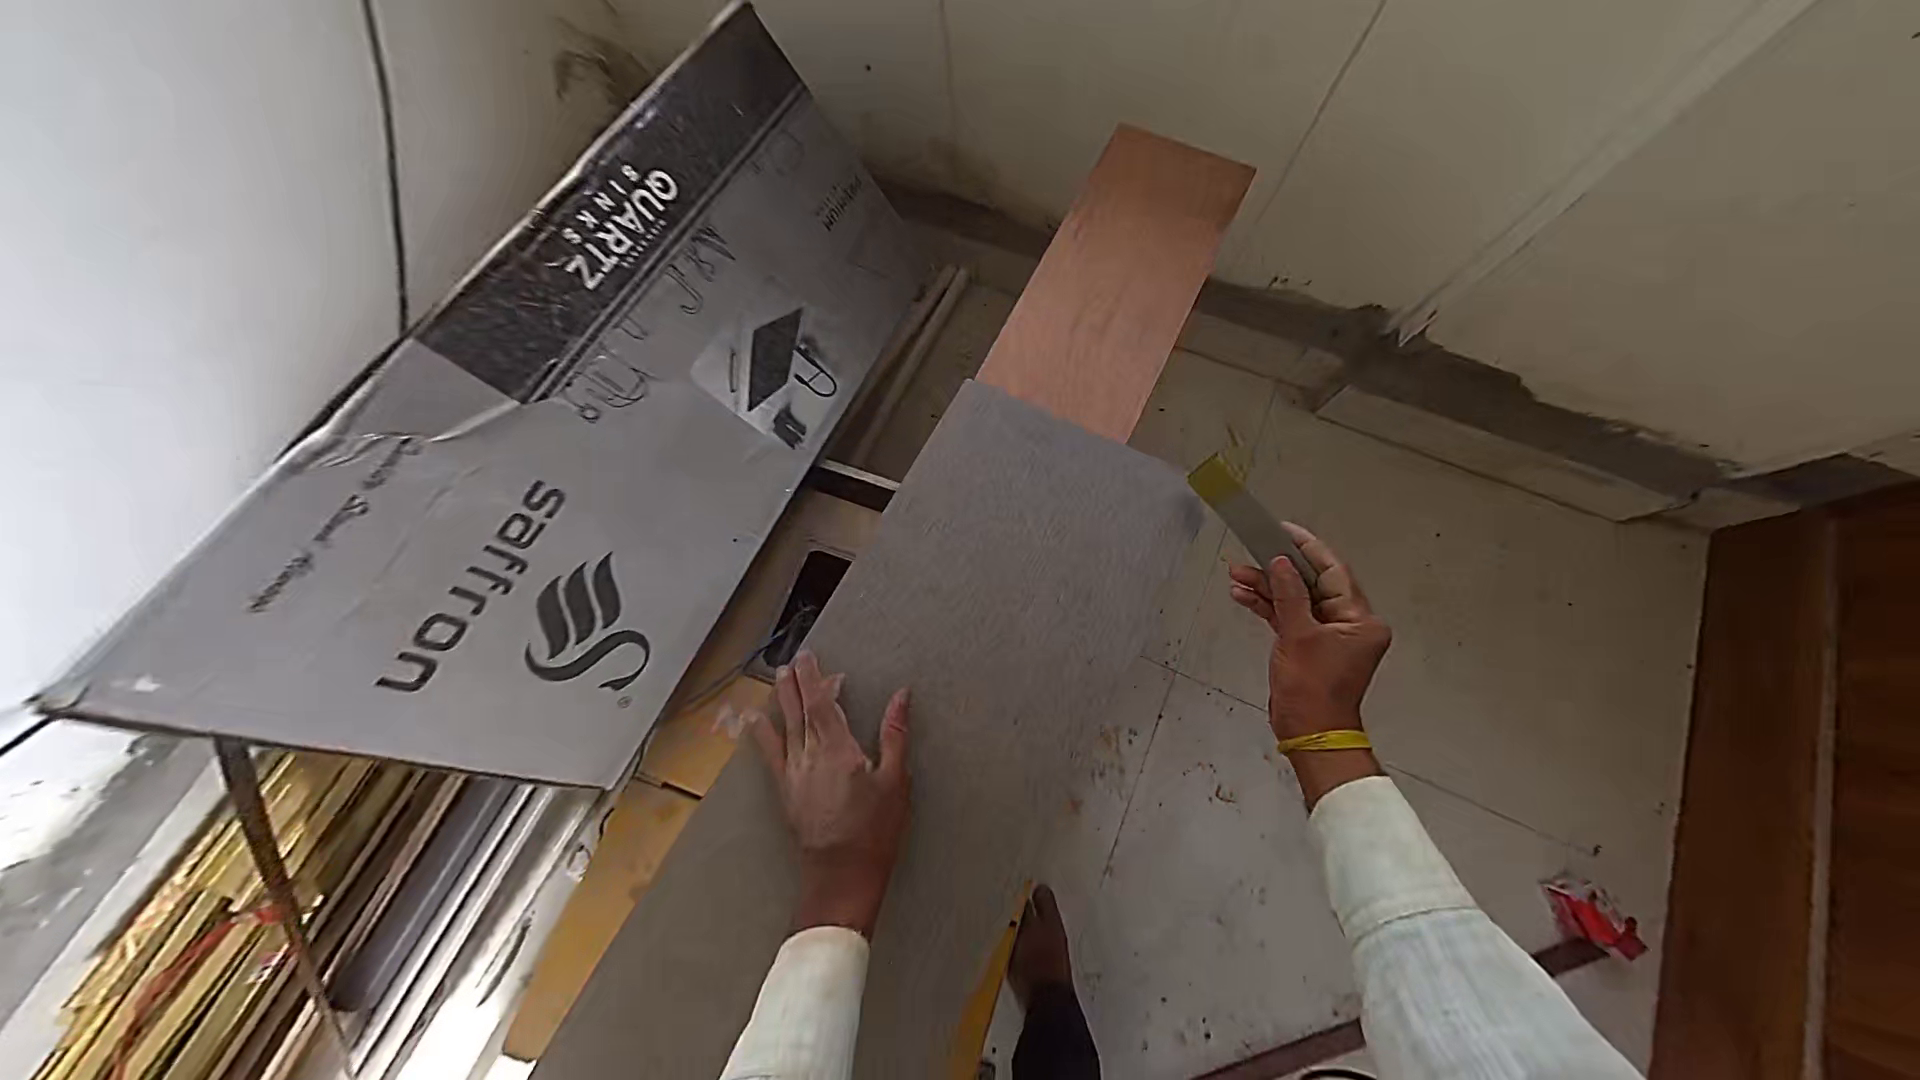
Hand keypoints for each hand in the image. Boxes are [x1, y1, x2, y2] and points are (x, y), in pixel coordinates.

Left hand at [751, 650, 910, 937]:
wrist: (841, 878)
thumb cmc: (874, 832)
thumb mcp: (895, 781)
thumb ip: (895, 734)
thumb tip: (901, 696)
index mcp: (838, 750)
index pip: (822, 703)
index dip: (816, 678)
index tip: (812, 658)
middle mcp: (810, 757)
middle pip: (800, 710)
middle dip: (796, 682)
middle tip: (794, 659)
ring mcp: (794, 774)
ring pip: (784, 727)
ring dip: (781, 699)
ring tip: (778, 677)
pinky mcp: (786, 791)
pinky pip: (770, 755)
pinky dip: (761, 734)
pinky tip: (753, 721)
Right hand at [1228, 523, 1390, 805]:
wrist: (1308, 731)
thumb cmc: (1312, 686)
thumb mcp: (1299, 636)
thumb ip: (1289, 595)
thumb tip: (1281, 562)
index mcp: (1359, 619)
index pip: (1333, 572)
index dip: (1308, 549)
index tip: (1284, 530)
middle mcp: (1347, 622)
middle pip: (1310, 584)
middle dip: (1278, 570)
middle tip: (1249, 553)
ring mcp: (1325, 634)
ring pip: (1294, 600)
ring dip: (1266, 588)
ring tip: (1235, 575)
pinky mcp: (1305, 645)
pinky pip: (1286, 617)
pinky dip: (1266, 606)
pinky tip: (1242, 595)